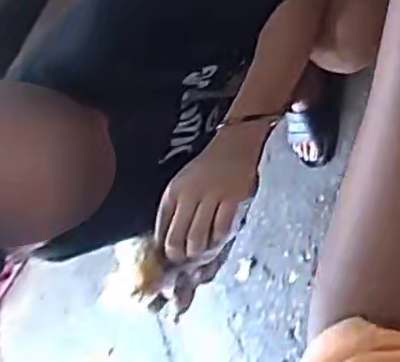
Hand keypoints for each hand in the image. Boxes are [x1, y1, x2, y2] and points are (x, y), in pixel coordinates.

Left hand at [155, 123, 263, 264]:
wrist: (239, 140)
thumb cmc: (210, 166)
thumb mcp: (185, 183)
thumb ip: (176, 209)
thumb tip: (170, 246)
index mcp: (174, 192)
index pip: (161, 234)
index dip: (164, 252)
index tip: (172, 259)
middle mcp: (191, 194)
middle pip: (176, 241)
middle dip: (181, 257)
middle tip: (188, 260)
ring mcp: (214, 194)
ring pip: (198, 239)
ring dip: (200, 252)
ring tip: (204, 252)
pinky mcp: (236, 196)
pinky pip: (222, 229)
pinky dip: (219, 239)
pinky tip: (221, 237)